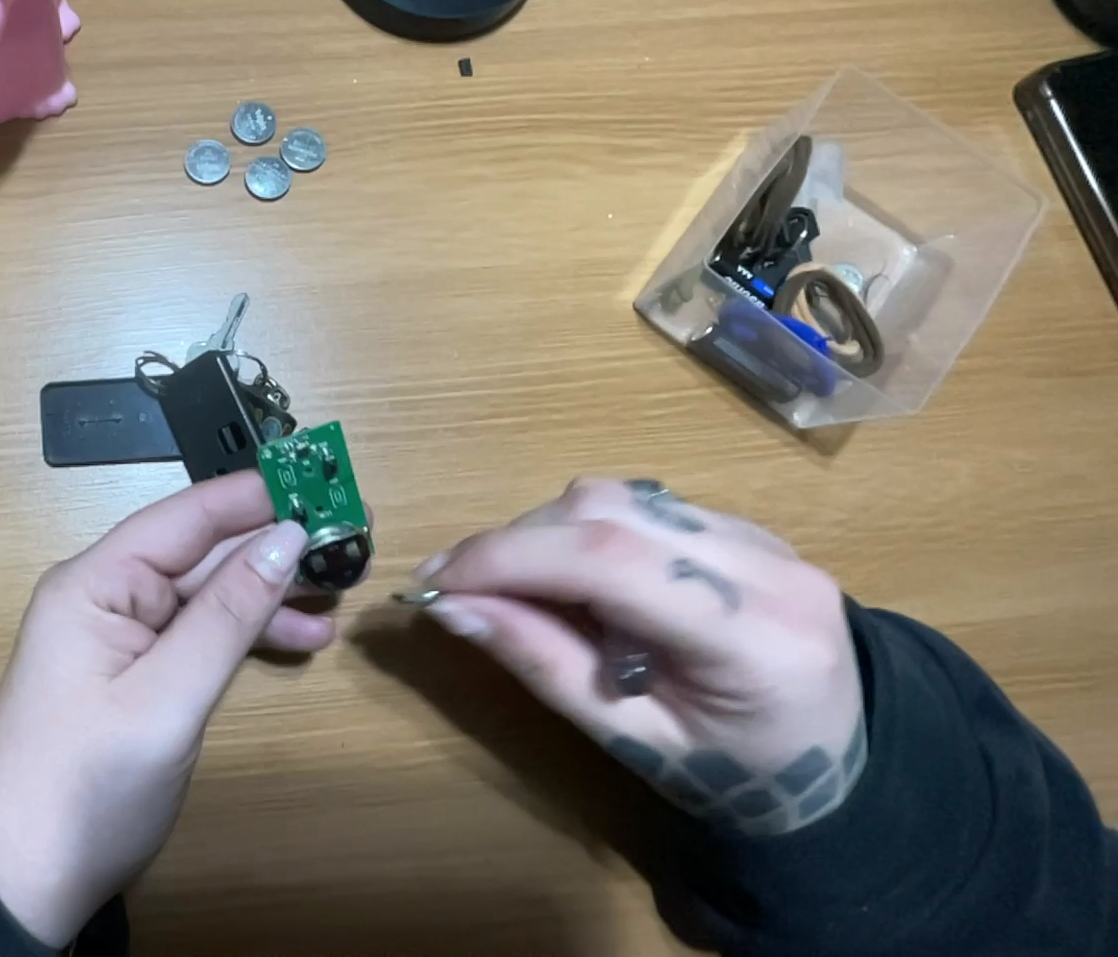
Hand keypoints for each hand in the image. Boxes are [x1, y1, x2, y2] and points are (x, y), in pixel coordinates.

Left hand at [0, 472, 343, 945]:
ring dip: (272, 591)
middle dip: (275, 545)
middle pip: (203, 552)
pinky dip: (252, 633)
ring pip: (211, 592)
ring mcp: (126, 632)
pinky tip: (304, 638)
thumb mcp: (166, 699)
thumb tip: (287, 536)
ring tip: (342, 590)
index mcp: (96, 581)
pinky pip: (204, 633)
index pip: (186, 516)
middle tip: (352, 538)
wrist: (24, 881)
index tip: (322, 481)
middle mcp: (110, 593)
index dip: (255, 496)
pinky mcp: (141, 668)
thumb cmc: (86, 785)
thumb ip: (228, 616)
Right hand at [413, 477, 864, 836]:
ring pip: (612, 495)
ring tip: (517, 587)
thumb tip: (448, 605)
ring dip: (540, 533)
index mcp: (755, 638)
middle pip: (605, 510)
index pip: (609, 559)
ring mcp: (758, 535)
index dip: (508, 557)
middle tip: (460, 586)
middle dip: (514, 542)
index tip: (437, 579)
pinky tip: (571, 577)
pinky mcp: (737, 523)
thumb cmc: (727, 773)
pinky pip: (632, 503)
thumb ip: (539, 661)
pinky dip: (575, 531)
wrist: (831, 764)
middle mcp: (766, 565)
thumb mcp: (627, 736)